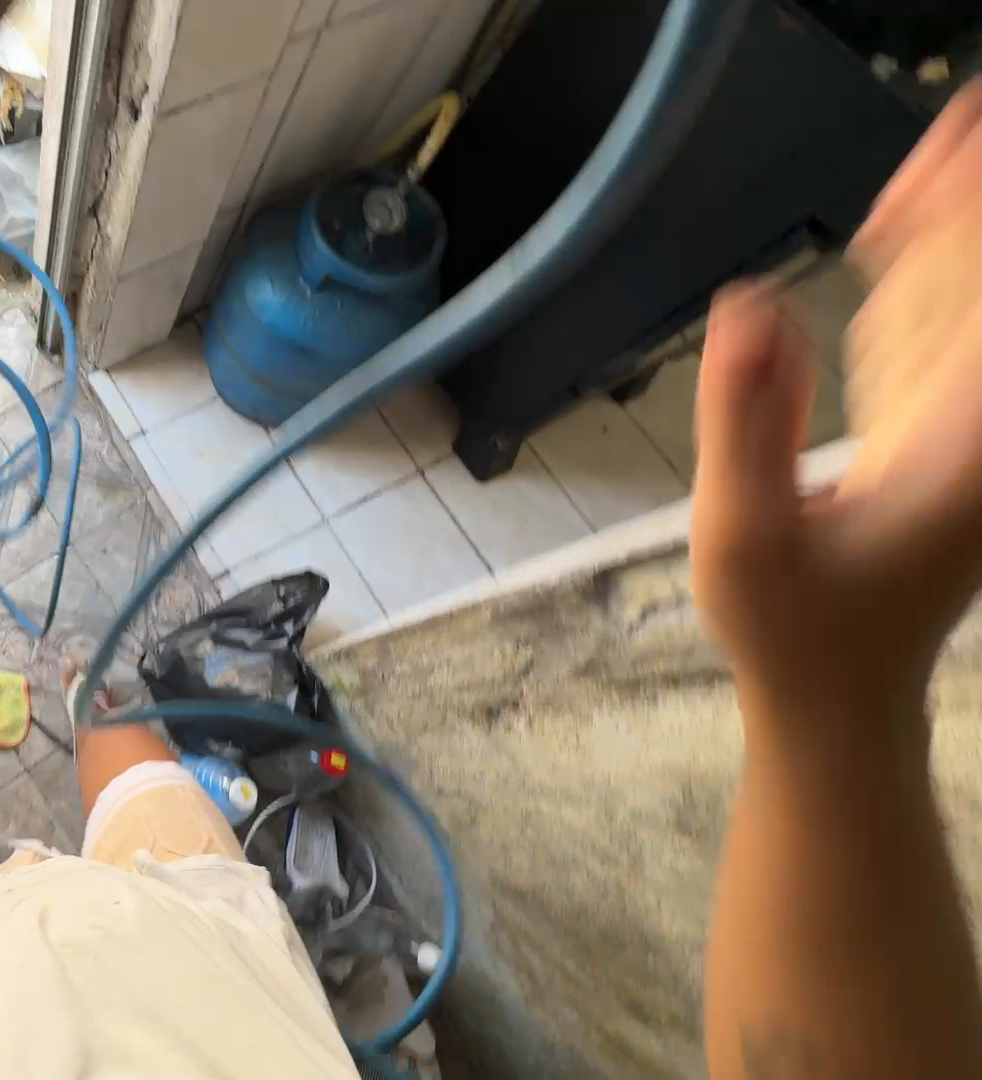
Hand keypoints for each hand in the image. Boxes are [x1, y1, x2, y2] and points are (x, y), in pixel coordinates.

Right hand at [691, 81, 981, 747]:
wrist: (834, 683)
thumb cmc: (785, 619)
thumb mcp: (742, 528)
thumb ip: (746, 418)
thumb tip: (747, 304)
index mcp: (958, 431)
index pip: (967, 294)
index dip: (960, 213)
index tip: (944, 137)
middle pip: (979, 290)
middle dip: (966, 207)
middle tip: (950, 121)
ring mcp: (965, 435)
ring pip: (965, 313)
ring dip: (952, 240)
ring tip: (936, 165)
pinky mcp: (935, 448)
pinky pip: (938, 350)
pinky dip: (928, 292)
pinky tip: (910, 261)